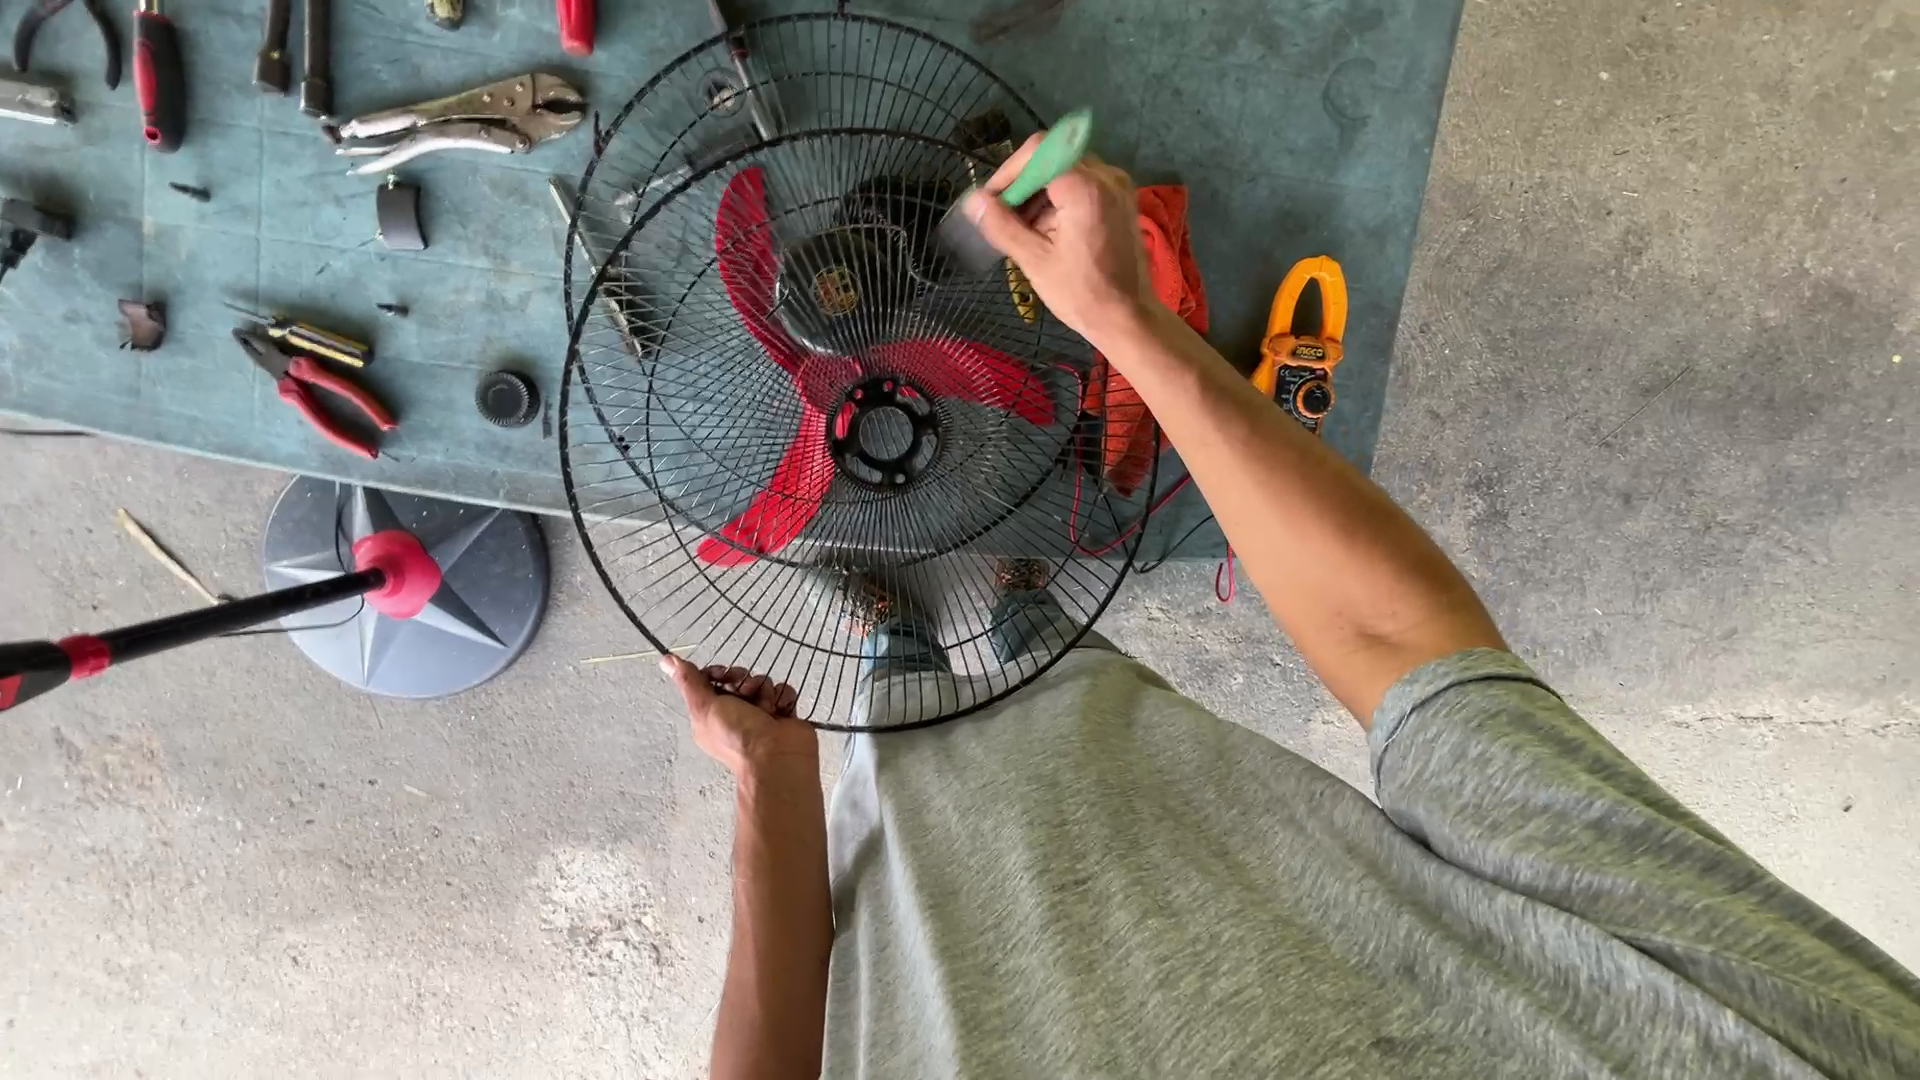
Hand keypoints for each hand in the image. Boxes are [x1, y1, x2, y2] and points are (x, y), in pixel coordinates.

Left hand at [661, 655, 817, 777]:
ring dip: (764, 690)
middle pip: (739, 679)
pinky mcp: (782, 714)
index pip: (711, 681)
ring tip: (765, 706)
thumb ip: (689, 682)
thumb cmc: (739, 738)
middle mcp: (734, 714)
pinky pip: (783, 691)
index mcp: (710, 715)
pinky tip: (779, 709)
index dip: (718, 673)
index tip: (723, 674)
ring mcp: (760, 714)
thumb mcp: (705, 707)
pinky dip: (783, 696)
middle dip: (744, 681)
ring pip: (762, 683)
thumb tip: (667, 660)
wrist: (777, 755)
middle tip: (745, 692)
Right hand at [965, 134, 1157, 346]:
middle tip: (1005, 218)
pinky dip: (1061, 200)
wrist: (1128, 318)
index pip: (1037, 152)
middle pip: (1054, 157)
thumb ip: (1002, 226)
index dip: (1008, 173)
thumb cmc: (1081, 294)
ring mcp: (1118, 186)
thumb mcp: (1035, 261)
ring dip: (1041, 194)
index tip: (991, 202)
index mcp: (1084, 187)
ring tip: (1026, 231)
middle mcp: (1106, 175)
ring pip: (1068, 170)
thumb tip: (972, 201)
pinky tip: (1049, 232)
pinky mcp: (1121, 200)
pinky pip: (1084, 185)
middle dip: (1024, 185)